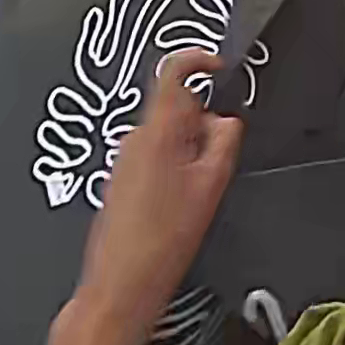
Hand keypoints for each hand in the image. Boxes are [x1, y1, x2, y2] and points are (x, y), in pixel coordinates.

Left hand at [46, 50, 242, 344]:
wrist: (119, 287)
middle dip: (198, 122)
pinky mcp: (119, 174)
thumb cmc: (161, 242)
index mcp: (158, 130)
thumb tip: (225, 119)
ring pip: (166, 130)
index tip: (216, 65)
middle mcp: (135, 136)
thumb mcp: (212, 183)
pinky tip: (172, 202)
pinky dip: (169, 164)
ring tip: (190, 190)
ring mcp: (123, 155)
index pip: (174, 69)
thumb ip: (224, 138)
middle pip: (176, 104)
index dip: (199, 58)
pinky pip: (152, 151)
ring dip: (184, 148)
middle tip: (208, 160)